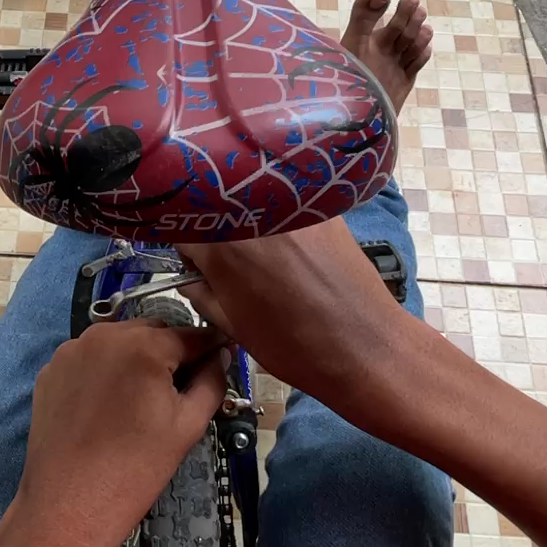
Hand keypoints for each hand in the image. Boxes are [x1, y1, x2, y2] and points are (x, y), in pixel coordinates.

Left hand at [8, 319, 228, 546]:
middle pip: (153, 332)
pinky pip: (89, 357)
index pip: (191, 334)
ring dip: (136, 357)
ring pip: (119, 341)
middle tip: (179, 388)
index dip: (211, 347)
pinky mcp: (51, 369)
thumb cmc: (135, 468)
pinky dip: (105, 369)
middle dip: (171, 352)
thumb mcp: (188, 425)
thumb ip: (212, 382)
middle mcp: (105, 335)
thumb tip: (221, 355)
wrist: (69, 505)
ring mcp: (72, 350)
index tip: (221, 359)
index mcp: (144, 345)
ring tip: (141, 398)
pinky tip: (108, 404)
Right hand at [179, 218, 425, 428]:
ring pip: (248, 199)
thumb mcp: (233, 327)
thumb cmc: (294, 346)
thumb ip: (202, 294)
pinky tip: (290, 244)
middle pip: (214, 205)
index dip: (184, 244)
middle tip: (225, 258)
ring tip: (262, 252)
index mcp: (222, 247)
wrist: (365, 348)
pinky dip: (276, 214)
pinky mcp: (320, 205)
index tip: (194, 260)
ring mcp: (287, 205)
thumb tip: (190, 278)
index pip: (181, 225)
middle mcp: (251, 214)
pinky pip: (283, 201)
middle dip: (212, 227)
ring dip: (243, 218)